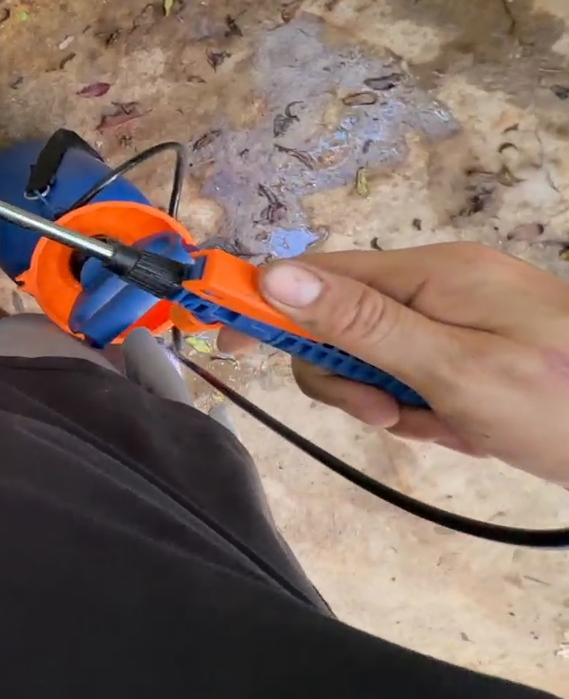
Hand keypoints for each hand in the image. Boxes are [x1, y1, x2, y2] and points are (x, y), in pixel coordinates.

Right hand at [258, 243, 568, 484]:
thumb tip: (270, 276)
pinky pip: (403, 372)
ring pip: (363, 352)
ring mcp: (455, 319)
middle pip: (332, 319)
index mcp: (432, 273)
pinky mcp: (469, 351)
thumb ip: (359, 322)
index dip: (259, 304)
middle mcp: (437, 284)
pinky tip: (456, 425)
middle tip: (380, 414)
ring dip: (378, 395)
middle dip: (341, 372)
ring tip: (428, 425)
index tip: (229, 345)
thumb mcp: (457, 370)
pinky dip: (414, 404)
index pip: (310, 275)